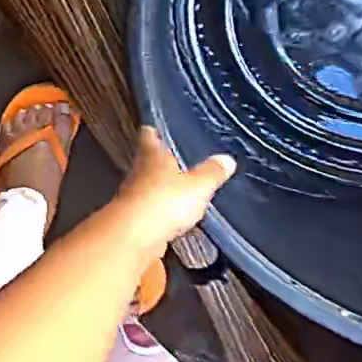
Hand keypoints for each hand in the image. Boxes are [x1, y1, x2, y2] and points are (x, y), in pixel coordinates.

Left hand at [110, 128, 235, 251]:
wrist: (135, 233)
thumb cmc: (164, 200)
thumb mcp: (198, 185)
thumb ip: (212, 173)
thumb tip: (226, 158)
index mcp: (152, 156)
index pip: (149, 136)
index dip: (153, 132)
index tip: (155, 128)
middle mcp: (139, 171)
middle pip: (148, 160)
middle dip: (160, 160)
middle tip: (175, 159)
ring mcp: (135, 194)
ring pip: (149, 184)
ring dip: (162, 186)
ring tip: (179, 187)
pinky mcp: (135, 217)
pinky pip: (151, 208)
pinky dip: (161, 209)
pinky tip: (173, 215)